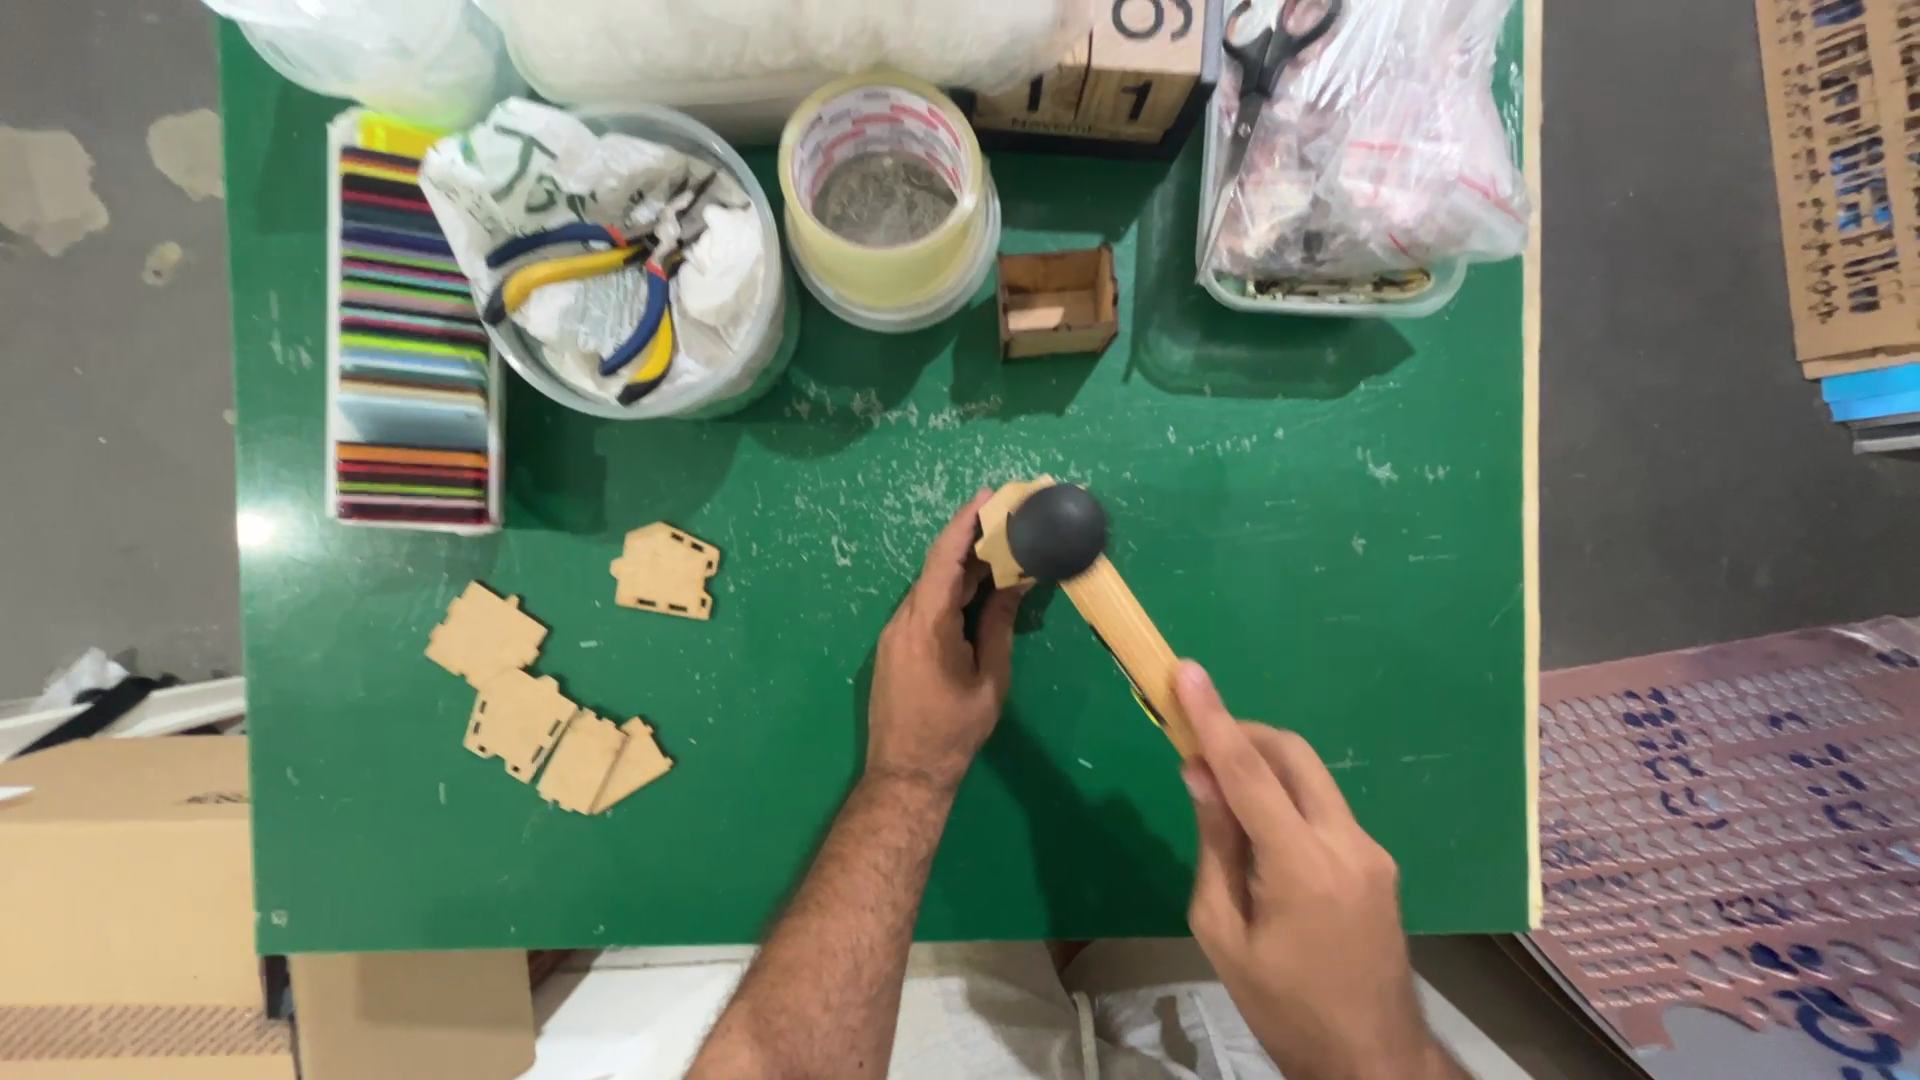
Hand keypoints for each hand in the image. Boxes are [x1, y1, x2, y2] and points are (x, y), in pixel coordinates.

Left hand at [865, 489, 1027, 794]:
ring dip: (963, 566)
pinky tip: (977, 587)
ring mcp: (895, 632)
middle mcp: (904, 619)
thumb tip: (1014, 582)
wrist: (906, 774)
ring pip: (930, 585)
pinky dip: (951, 589)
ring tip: (1000, 548)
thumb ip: (998, 626)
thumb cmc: (953, 731)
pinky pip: (924, 605)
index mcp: (927, 624)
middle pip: (937, 567)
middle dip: (970, 539)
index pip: (945, 559)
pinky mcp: (896, 645)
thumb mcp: (989, 679)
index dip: (966, 523)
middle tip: (1006, 520)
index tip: (989, 496)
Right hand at [1178, 661, 1459, 1079]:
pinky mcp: (1377, 861)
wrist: (1371, 1061)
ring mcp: (1370, 851)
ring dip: (1263, 764)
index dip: (1213, 718)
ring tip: (1221, 794)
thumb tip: (1200, 774)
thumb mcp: (1223, 929)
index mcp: (1302, 867)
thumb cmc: (1282, 1005)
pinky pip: (1322, 806)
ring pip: (1310, 776)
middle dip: (1242, 733)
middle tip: (1198, 744)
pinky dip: (1284, 795)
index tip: (1188, 674)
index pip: (1249, 773)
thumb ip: (1215, 843)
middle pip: (1292, 755)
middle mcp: (1347, 845)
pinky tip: (1260, 829)